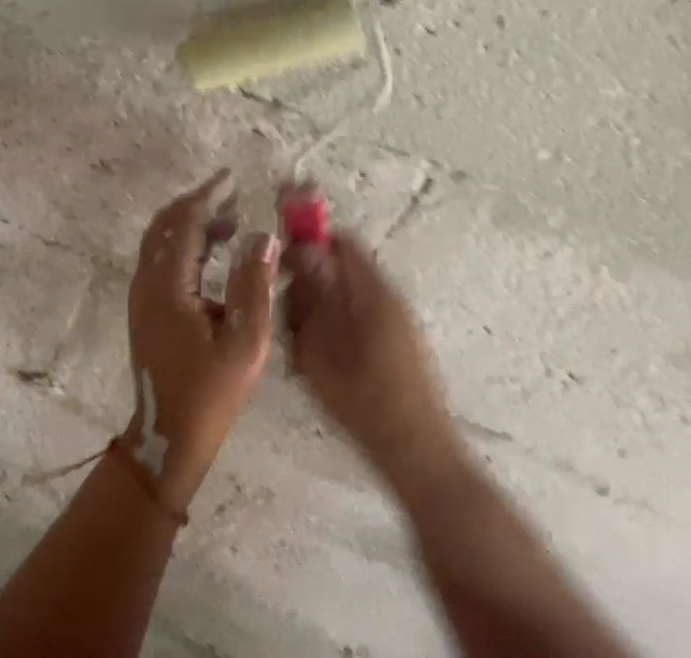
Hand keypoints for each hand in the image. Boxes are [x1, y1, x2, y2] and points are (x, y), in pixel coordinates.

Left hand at [125, 170, 278, 512]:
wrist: (168, 432)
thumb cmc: (211, 392)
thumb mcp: (245, 343)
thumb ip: (253, 286)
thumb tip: (262, 237)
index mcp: (166, 286)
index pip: (183, 225)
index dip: (207, 197)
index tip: (231, 180)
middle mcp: (146, 283)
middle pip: (165, 227)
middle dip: (196, 205)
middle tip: (232, 196)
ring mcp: (141, 296)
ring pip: (160, 243)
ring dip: (190, 225)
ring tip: (231, 221)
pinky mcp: (145, 309)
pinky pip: (161, 262)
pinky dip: (184, 246)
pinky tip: (213, 254)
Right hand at [284, 231, 464, 493]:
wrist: (414, 449)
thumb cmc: (362, 397)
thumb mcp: (321, 343)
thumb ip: (312, 292)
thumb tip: (301, 248)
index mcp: (372, 292)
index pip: (339, 242)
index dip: (306, 241)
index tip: (277, 262)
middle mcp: (387, 299)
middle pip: (338, 268)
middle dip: (306, 285)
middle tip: (287, 319)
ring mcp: (394, 322)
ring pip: (343, 296)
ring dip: (316, 311)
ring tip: (301, 347)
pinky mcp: (395, 344)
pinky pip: (354, 319)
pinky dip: (332, 329)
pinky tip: (320, 362)